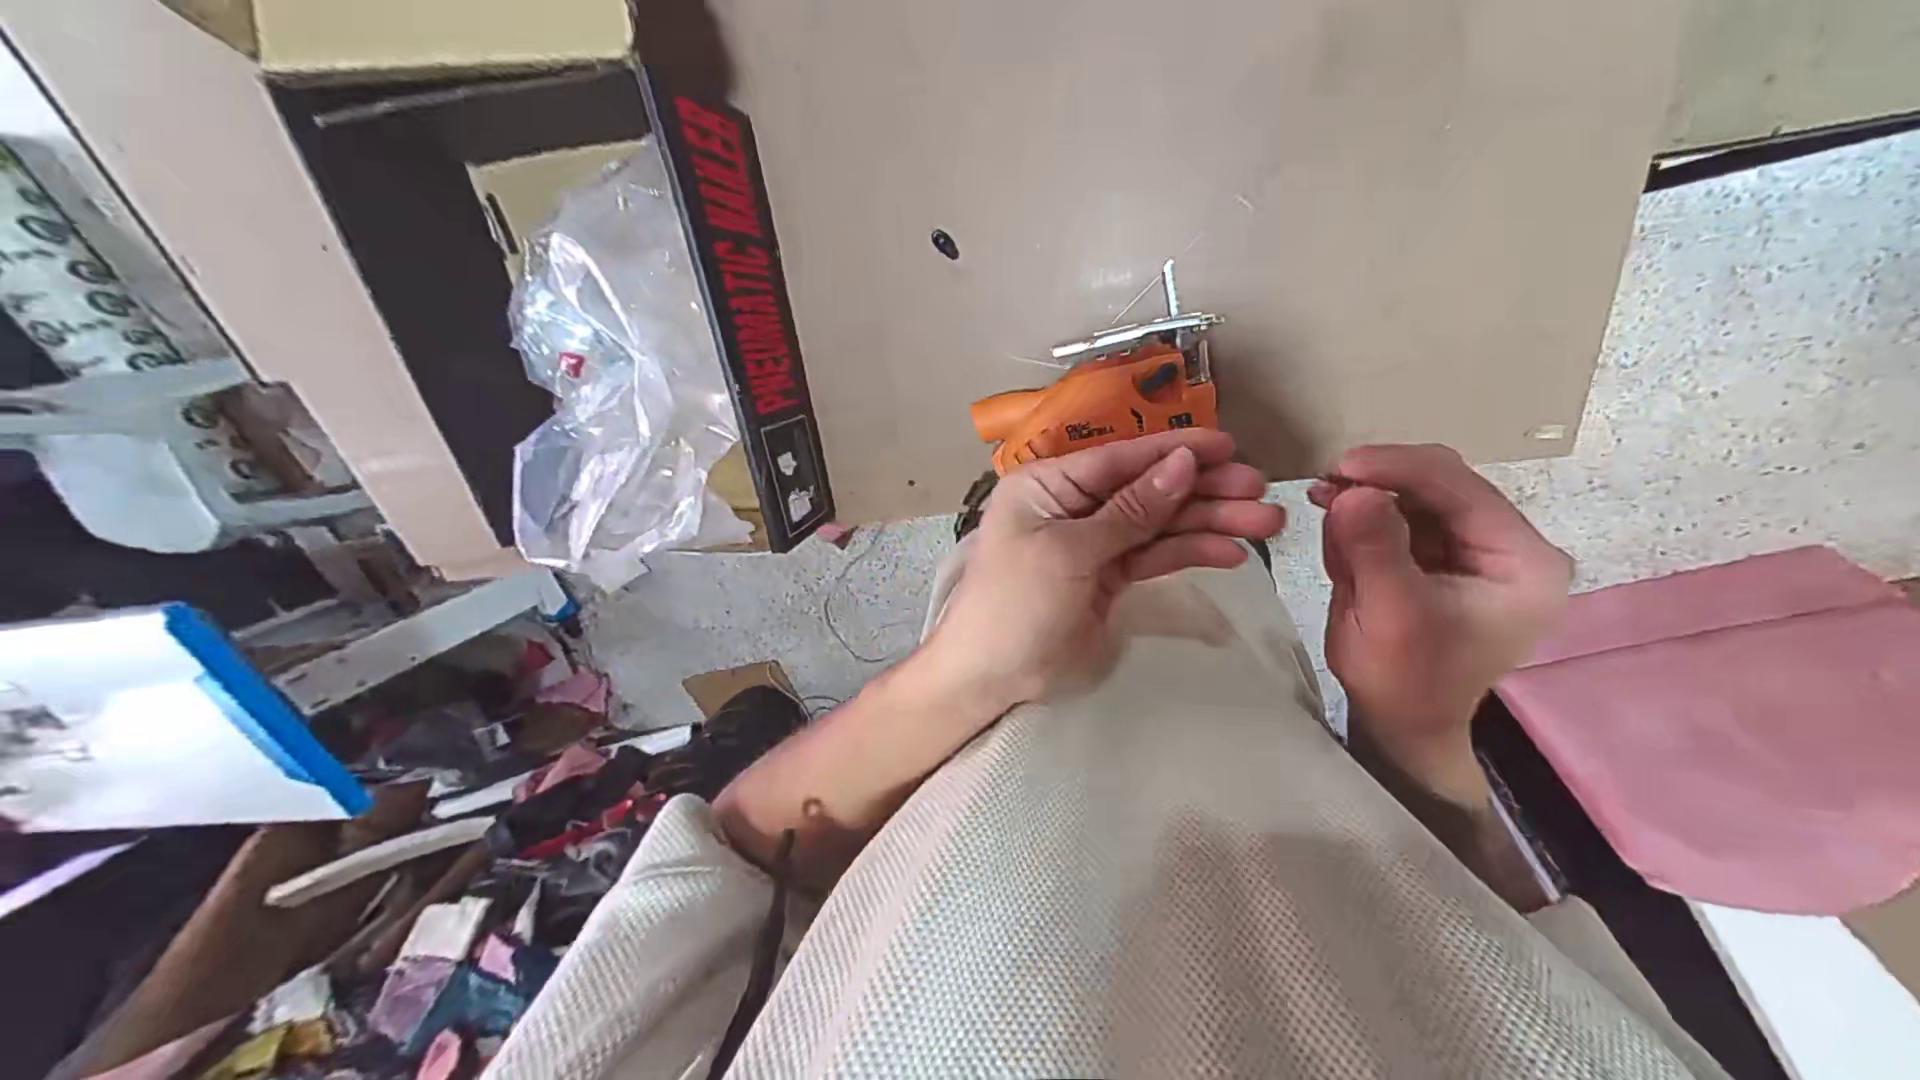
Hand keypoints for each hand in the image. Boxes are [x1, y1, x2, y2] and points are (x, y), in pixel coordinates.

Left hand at [924, 430, 1284, 709]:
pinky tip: (1230, 552)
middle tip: (1260, 491)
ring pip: (1157, 524)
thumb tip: (1181, 462)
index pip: (1119, 460)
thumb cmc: (1016, 602)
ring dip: (1209, 522)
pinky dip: (1189, 553)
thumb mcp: (1070, 551)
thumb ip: (1129, 512)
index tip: (1228, 445)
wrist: (991, 676)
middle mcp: (1071, 506)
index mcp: (1048, 486)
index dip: (1173, 451)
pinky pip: (1153, 556)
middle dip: (1203, 490)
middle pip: (1146, 490)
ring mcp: (1092, 543)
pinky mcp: (1107, 576)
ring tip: (1265, 523)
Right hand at [1311, 444, 1571, 798]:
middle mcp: (1506, 546)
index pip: (1460, 488)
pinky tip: (1341, 548)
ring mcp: (1472, 551)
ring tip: (1331, 536)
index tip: (1341, 466)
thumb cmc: (1404, 679)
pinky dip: (1362, 526)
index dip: (1399, 468)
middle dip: (1378, 486)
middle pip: (1438, 486)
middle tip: (1324, 492)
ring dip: (1364, 508)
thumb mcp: (1388, 615)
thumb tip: (1351, 490)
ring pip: (1412, 499)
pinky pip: (1397, 521)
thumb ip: (1375, 550)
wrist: (1401, 723)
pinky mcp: (1439, 559)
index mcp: (1521, 560)